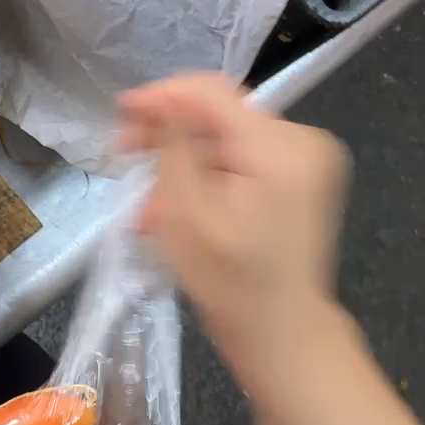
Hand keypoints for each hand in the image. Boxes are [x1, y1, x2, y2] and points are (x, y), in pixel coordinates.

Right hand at [116, 73, 353, 399]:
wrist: (282, 332)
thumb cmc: (229, 281)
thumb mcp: (186, 214)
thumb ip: (173, 147)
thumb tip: (159, 102)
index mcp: (280, 149)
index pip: (212, 92)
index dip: (161, 94)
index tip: (121, 112)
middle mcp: (301, 141)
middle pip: (217, 112)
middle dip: (167, 132)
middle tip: (125, 154)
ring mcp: (304, 157)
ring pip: (221, 135)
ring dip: (179, 158)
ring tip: (148, 200)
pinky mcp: (297, 173)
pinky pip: (236, 153)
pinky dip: (202, 172)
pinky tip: (177, 202)